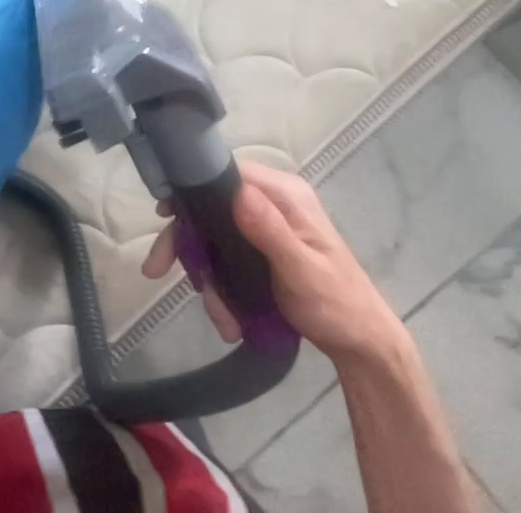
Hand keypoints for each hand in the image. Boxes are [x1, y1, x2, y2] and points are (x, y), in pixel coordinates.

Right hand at [143, 160, 405, 362]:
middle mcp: (273, 202)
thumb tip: (238, 192)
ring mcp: (267, 227)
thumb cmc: (337, 305)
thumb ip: (270, 231)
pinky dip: (221, 286)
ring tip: (219, 317)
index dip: (191, 192)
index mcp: (285, 195)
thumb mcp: (301, 270)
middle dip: (188, 245)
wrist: (363, 345)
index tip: (165, 217)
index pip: (226, 174)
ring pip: (215, 238)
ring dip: (207, 277)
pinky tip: (228, 318)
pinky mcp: (263, 250)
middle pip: (212, 208)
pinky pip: (226, 258)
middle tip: (156, 269)